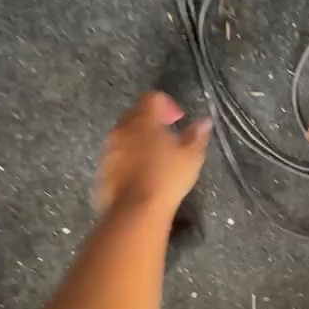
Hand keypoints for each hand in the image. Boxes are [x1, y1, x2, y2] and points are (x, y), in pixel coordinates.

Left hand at [94, 91, 211, 218]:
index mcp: (144, 120)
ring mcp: (109, 149)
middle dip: (153, 119)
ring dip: (140, 138)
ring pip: (125, 133)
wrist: (135, 211)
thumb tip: (204, 122)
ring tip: (156, 155)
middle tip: (169, 135)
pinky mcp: (103, 168)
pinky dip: (130, 155)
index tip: (179, 119)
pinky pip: (118, 153)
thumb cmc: (167, 178)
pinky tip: (143, 172)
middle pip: (136, 113)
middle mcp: (122, 129)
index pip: (152, 97)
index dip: (167, 103)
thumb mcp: (191, 156)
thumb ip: (197, 135)